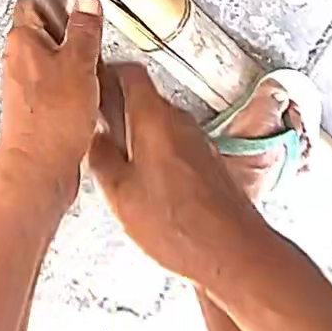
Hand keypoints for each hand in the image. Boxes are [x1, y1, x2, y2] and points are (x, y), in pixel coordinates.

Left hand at [0, 0, 103, 203]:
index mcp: (22, 39)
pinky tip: (87, 96)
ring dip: (72, 59)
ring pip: (50, 57)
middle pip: (42, 29)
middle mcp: (18, 57)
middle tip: (91, 38)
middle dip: (68, 31)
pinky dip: (70, 83)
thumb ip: (84, 31)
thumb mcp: (79, 64)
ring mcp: (24, 82)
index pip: (33, 3)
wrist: (38, 168)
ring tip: (93, 69)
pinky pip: (53, 83)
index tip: (77, 3)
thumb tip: (87, 4)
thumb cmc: (51, 119)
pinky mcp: (34, 104)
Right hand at [86, 64, 275, 284]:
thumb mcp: (118, 191)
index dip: (107, 70)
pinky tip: (150, 181)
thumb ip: (99, 156)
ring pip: (161, 122)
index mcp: (153, 116)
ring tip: (120, 157)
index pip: (130, 71)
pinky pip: (177, 144)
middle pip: (145, 97)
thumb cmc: (178, 224)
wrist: (239, 260)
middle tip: (98, 123)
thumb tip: (93, 139)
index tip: (92, 81)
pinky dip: (159, 151)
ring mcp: (199, 142)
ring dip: (140, 131)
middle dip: (119, 106)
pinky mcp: (211, 165)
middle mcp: (179, 121)